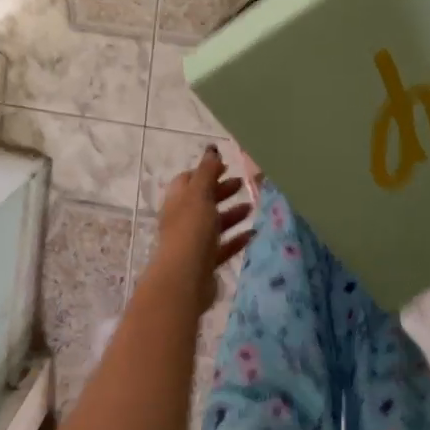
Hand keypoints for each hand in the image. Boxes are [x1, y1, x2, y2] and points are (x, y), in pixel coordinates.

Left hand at [153, 147, 253, 314]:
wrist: (184, 279)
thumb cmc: (191, 230)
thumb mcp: (200, 194)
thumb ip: (207, 172)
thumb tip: (212, 150)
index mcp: (177, 200)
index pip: (189, 180)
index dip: (206, 171)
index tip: (226, 167)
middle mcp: (182, 219)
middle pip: (203, 200)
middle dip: (221, 191)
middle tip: (243, 184)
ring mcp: (193, 242)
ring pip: (214, 224)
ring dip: (231, 214)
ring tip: (252, 207)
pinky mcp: (205, 263)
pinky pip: (222, 247)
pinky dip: (236, 239)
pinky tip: (252, 234)